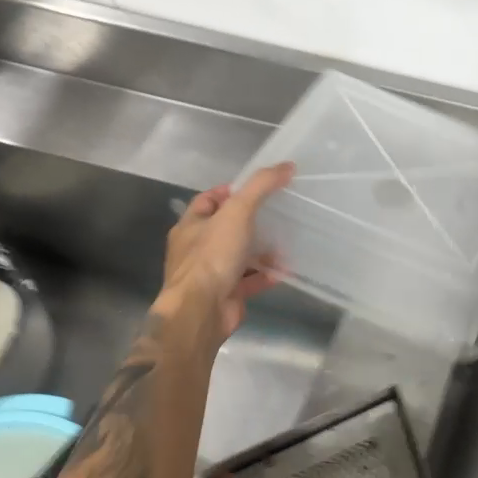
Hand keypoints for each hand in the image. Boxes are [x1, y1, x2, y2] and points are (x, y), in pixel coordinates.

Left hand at [159, 164, 292, 342]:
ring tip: (287, 240)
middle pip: (226, 227)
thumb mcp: (237, 212)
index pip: (208, 200)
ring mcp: (210, 273)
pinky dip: (266, 274)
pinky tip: (284, 269)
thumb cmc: (212, 256)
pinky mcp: (226, 294)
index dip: (231, 191)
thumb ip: (261, 186)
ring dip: (262, 249)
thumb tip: (287, 165)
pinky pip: (250, 279)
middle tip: (279, 212)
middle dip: (253, 220)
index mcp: (190, 227)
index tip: (258, 188)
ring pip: (239, 254)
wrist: (201, 312)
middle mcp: (196, 249)